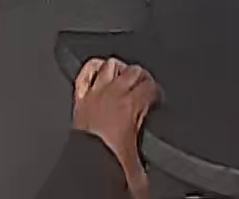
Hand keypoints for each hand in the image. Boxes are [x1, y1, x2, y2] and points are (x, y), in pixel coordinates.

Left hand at [73, 58, 160, 198]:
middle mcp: (115, 94)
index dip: (157, 92)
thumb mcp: (137, 167)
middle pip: (134, 70)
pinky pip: (86, 73)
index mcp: (132, 105)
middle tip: (144, 88)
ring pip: (111, 65)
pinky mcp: (80, 99)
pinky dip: (93, 69)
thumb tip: (148, 173)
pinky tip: (99, 72)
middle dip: (142, 77)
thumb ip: (146, 159)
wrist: (84, 173)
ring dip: (119, 69)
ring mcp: (96, 93)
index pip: (151, 87)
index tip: (157, 99)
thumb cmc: (108, 166)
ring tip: (123, 77)